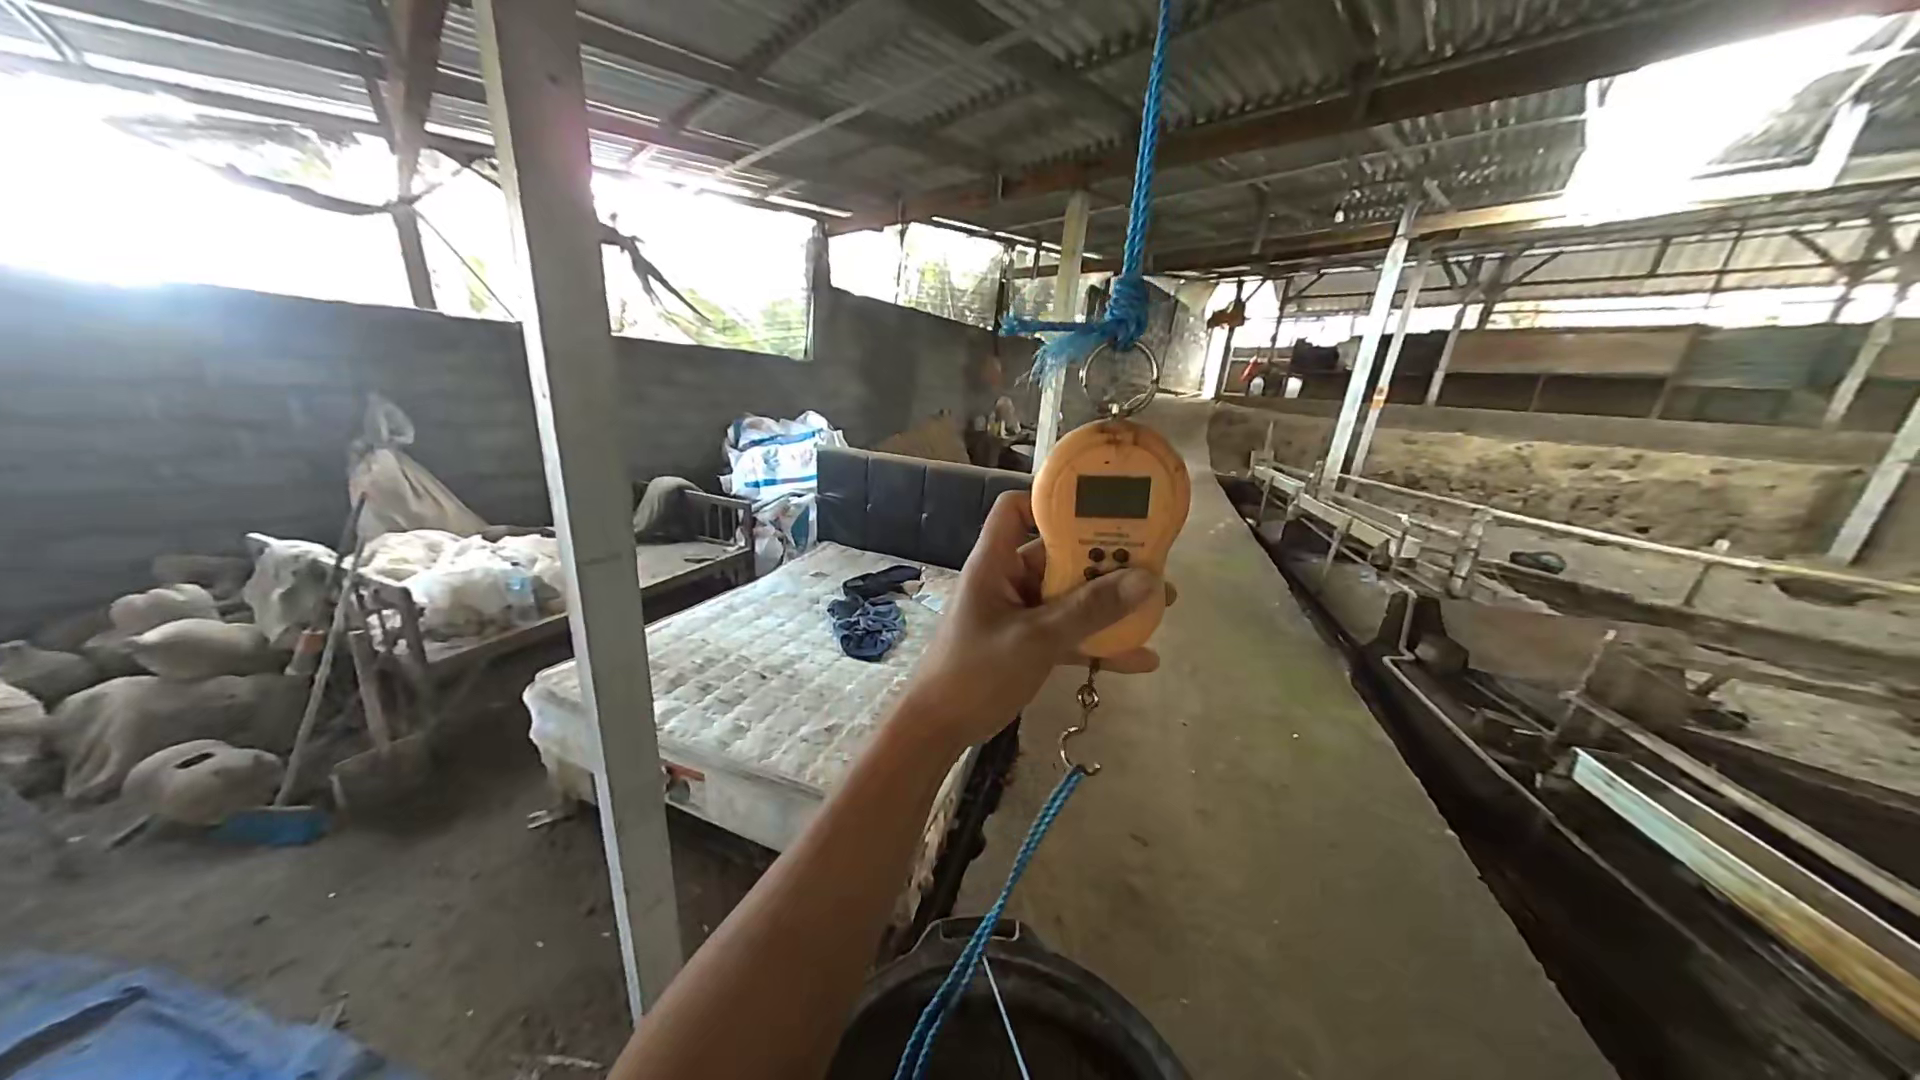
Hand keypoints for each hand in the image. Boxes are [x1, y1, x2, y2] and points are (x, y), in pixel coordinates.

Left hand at [903, 490, 1172, 751]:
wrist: (940, 728)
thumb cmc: (976, 673)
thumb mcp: (1036, 639)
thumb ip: (1089, 610)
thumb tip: (1147, 580)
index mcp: (996, 562)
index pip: (1016, 509)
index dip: (1052, 502)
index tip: (1100, 509)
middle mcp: (1009, 579)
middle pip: (1059, 554)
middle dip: (1104, 559)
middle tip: (1152, 561)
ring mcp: (1020, 612)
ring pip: (1070, 595)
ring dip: (1110, 601)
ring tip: (1161, 602)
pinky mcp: (1030, 643)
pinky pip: (1070, 632)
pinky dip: (1099, 641)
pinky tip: (1142, 658)